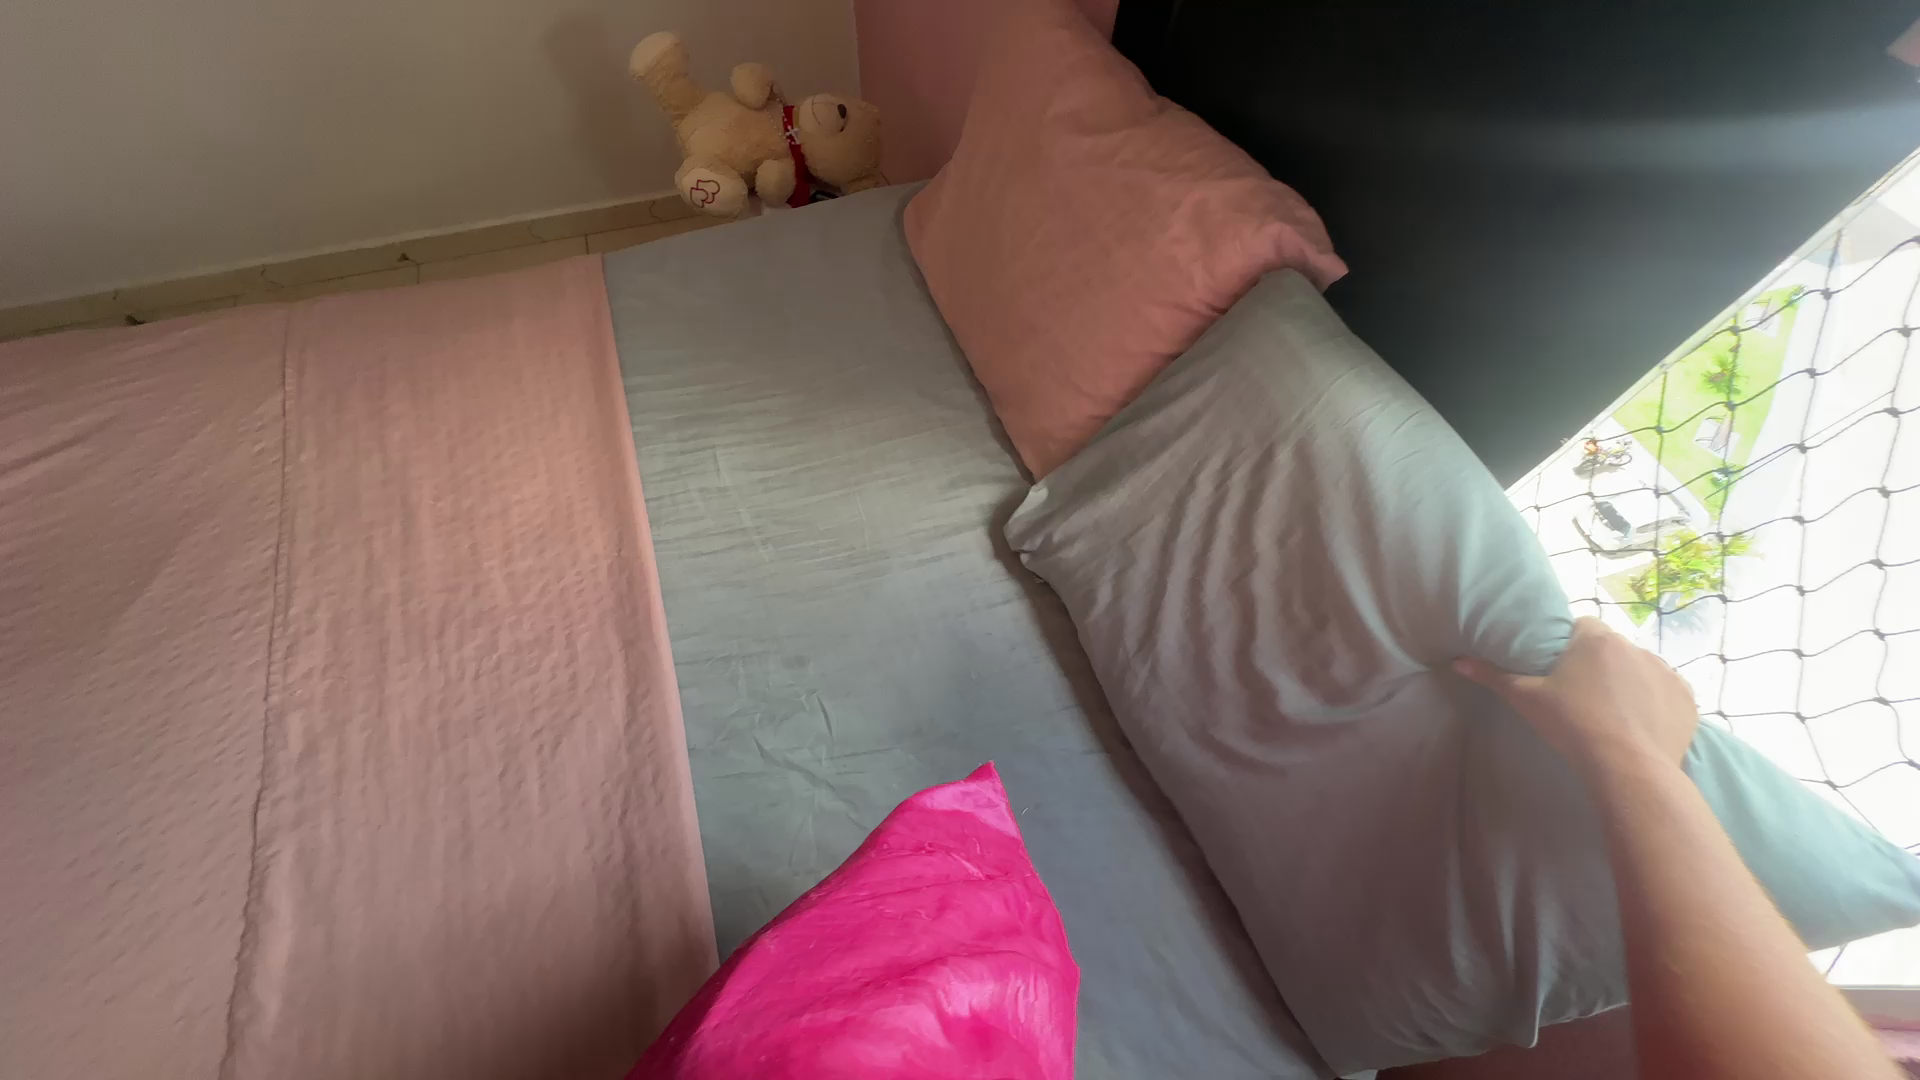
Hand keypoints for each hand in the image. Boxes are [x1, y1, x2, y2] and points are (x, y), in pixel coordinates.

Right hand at [1453, 617, 1698, 776]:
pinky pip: (1664, 690)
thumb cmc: (1571, 723)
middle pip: (1611, 646)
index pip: (1582, 624)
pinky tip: (1635, 719)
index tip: (1557, 662)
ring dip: (1625, 678)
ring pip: (1638, 667)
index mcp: (1596, 640)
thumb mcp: (1524, 698)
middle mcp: (1636, 648)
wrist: (1629, 767)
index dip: (1569, 640)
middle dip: (1597, 660)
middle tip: (1576, 688)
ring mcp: (1667, 674)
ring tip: (1607, 707)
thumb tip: (1457, 662)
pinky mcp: (1688, 700)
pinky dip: (1651, 699)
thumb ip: (1492, 675)